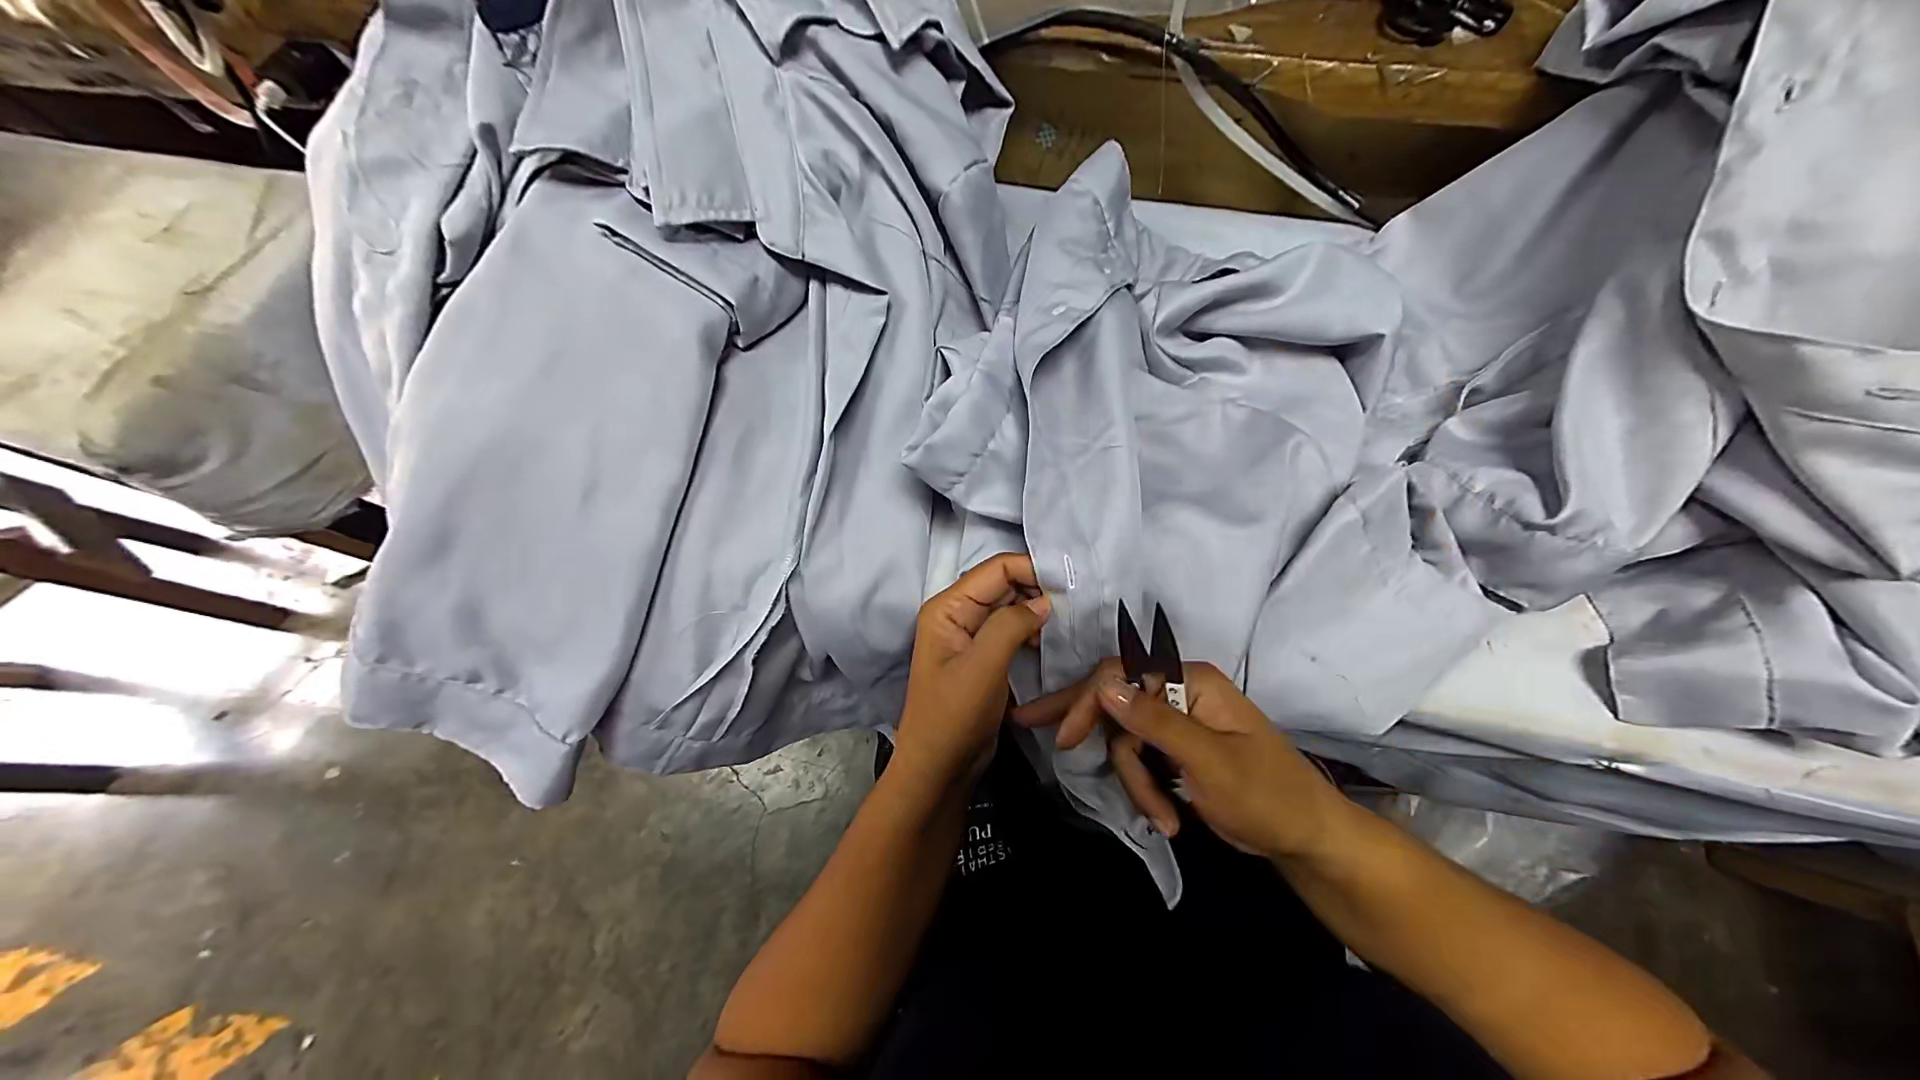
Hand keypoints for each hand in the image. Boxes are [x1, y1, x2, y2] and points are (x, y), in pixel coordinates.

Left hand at [893, 553, 1050, 788]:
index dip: (1032, 569)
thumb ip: (1011, 626)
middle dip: (1039, 588)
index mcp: (948, 607)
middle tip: (1077, 603)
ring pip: (1011, 606)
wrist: (938, 767)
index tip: (1071, 582)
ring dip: (1039, 610)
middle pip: (1005, 583)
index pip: (996, 568)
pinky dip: (1033, 630)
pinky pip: (1012, 630)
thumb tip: (1044, 602)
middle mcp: (958, 613)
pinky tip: (1054, 640)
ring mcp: (971, 635)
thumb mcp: (982, 667)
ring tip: (1071, 620)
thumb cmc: (953, 716)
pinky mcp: (985, 655)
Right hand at [1014, 661, 1351, 858]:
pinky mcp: (1176, 750)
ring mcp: (1177, 722)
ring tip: (1163, 818)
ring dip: (1136, 782)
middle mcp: (1179, 693)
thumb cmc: (1267, 795)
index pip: (1122, 674)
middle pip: (1116, 701)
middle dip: (1088, 728)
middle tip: (1032, 724)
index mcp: (1191, 681)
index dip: (1089, 702)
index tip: (1066, 739)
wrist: (1306, 839)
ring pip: (1125, 740)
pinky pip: (1139, 759)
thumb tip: (1104, 686)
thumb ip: (1154, 721)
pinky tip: (1165, 817)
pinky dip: (1144, 789)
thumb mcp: (1208, 761)